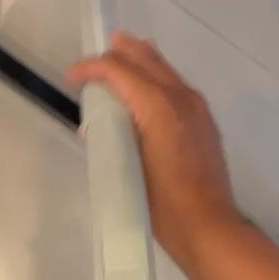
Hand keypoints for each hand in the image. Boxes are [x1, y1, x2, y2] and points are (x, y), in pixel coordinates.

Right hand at [67, 33, 242, 271]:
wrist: (206, 226)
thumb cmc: (162, 205)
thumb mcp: (127, 169)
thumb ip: (113, 138)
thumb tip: (99, 126)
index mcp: (159, 107)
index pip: (121, 71)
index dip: (93, 68)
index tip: (72, 77)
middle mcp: (181, 98)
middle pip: (146, 60)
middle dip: (119, 54)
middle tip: (98, 55)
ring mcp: (197, 109)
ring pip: (164, 70)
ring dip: (140, 61)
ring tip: (122, 55)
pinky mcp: (204, 123)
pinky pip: (175, 86)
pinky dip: (155, 79)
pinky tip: (146, 90)